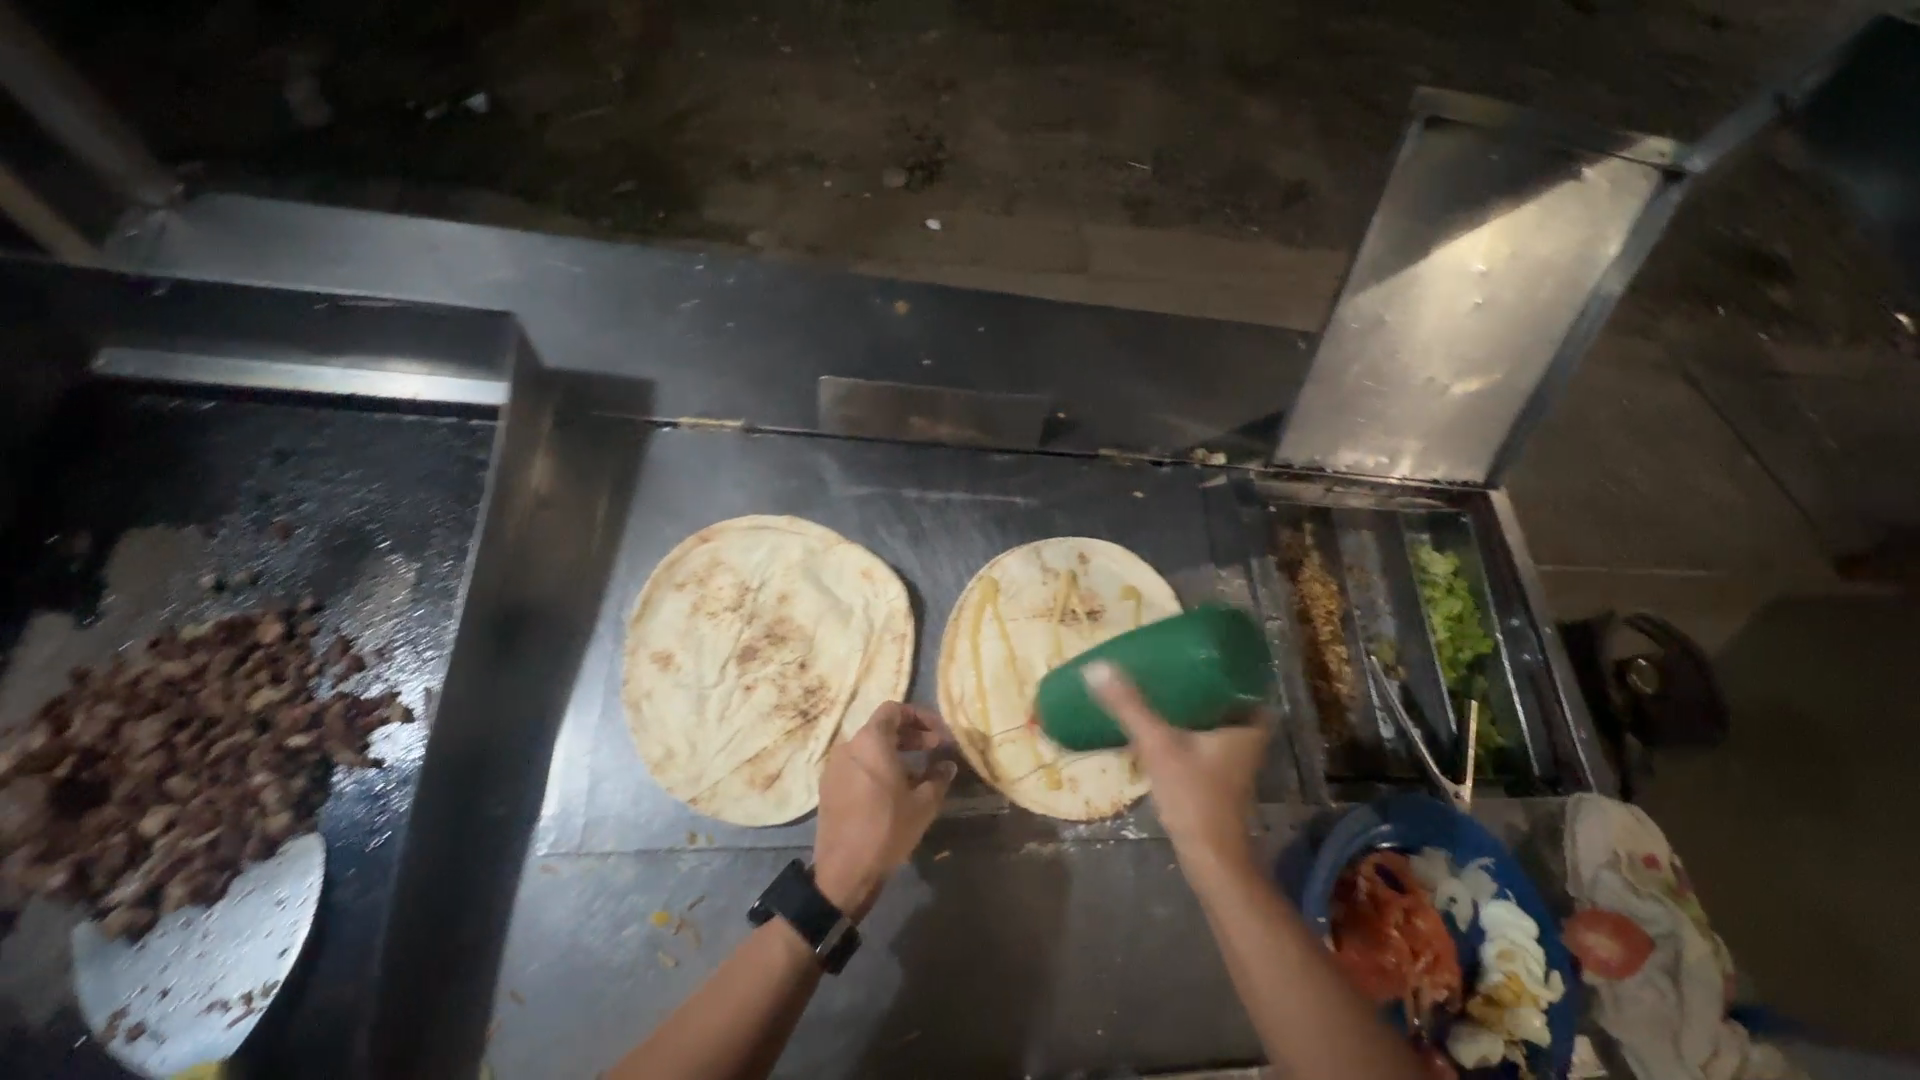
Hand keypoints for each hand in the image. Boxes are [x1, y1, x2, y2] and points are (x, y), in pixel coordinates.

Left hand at [813, 702, 956, 919]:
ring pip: (869, 748)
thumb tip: (947, 764)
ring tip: (919, 773)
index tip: (939, 734)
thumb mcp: (924, 803)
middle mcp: (848, 747)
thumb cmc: (887, 829)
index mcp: (870, 741)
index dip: (920, 716)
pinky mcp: (828, 788)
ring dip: (895, 753)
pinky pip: (857, 766)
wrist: (844, 870)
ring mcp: (834, 768)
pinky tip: (895, 790)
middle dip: (911, 735)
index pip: (894, 709)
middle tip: (935, 749)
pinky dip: (877, 768)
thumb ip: (938, 777)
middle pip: (882, 728)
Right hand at [1083, 661, 1267, 874]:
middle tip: (1175, 666)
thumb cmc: (1194, 796)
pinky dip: (1188, 733)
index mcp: (1247, 727)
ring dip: (1195, 711)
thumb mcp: (1158, 744)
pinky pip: (1205, 743)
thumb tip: (1097, 668)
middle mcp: (1248, 742)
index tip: (1200, 653)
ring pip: (1217, 726)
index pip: (1246, 685)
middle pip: (1229, 704)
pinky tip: (1162, 726)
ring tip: (1163, 689)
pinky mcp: (1219, 780)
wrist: (1208, 856)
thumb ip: (1130, 707)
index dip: (1227, 668)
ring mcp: (1235, 763)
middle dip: (1205, 687)